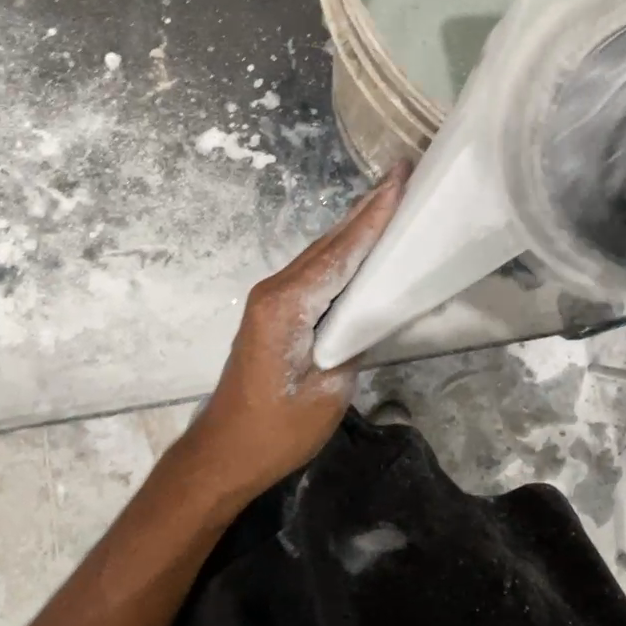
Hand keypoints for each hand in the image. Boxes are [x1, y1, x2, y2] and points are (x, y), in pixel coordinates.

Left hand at [185, 164, 409, 496]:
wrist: (225, 453)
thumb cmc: (277, 431)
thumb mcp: (330, 391)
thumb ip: (352, 341)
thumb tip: (371, 312)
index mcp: (288, 306)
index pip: (341, 253)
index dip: (374, 218)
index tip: (399, 181)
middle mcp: (276, 290)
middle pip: (329, 242)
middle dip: (366, 208)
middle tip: (400, 172)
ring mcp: (272, 298)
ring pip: (321, 251)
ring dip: (354, 224)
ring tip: (388, 195)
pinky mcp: (275, 311)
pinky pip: (314, 270)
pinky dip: (342, 250)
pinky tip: (360, 241)